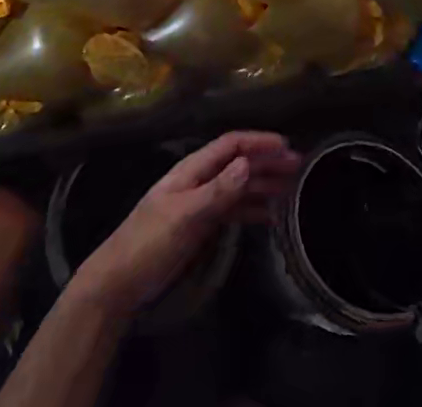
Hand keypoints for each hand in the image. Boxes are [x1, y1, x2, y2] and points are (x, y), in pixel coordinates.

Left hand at [70, 132, 299, 314]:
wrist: (122, 278)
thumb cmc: (150, 241)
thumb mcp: (185, 215)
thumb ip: (216, 191)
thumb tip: (247, 162)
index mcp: (191, 170)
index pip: (229, 146)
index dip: (257, 142)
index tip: (286, 145)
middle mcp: (198, 180)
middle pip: (237, 163)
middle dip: (266, 161)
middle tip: (299, 167)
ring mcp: (199, 202)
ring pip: (237, 185)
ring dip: (263, 184)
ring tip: (292, 188)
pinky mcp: (200, 224)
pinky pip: (233, 209)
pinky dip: (252, 208)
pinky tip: (271, 215)